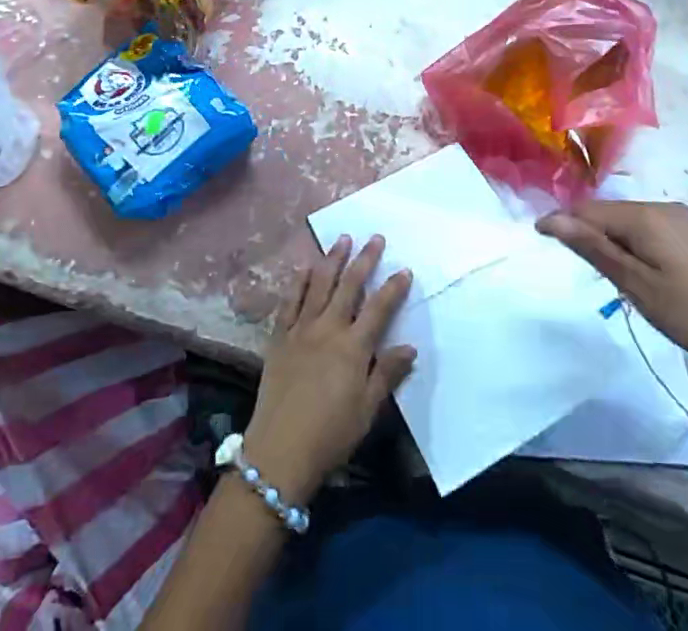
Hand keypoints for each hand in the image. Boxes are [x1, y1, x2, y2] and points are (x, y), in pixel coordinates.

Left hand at [243, 236, 414, 505]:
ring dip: (331, 261)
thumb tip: (409, 347)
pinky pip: (289, 302)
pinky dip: (298, 283)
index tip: (404, 270)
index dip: (393, 288)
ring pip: (318, 286)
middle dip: (363, 260)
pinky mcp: (278, 338)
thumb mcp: (368, 409)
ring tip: (341, 240)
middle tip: (374, 238)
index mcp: (353, 347)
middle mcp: (327, 330)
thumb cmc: (331, 433)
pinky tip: (303, 269)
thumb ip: (386, 373)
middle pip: (348, 287)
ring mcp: (300, 330)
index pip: (378, 309)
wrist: (280, 448)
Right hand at [537, 201, 687, 401]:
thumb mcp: (635, 284)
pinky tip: (641, 274)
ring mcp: (686, 221)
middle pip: (609, 213)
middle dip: (588, 234)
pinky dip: (635, 247)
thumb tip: (550, 220)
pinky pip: (651, 231)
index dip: (561, 224)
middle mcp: (666, 208)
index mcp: (647, 216)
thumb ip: (592, 248)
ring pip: (629, 223)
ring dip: (611, 242)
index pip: (587, 210)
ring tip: (611, 277)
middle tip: (582, 270)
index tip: (540, 243)